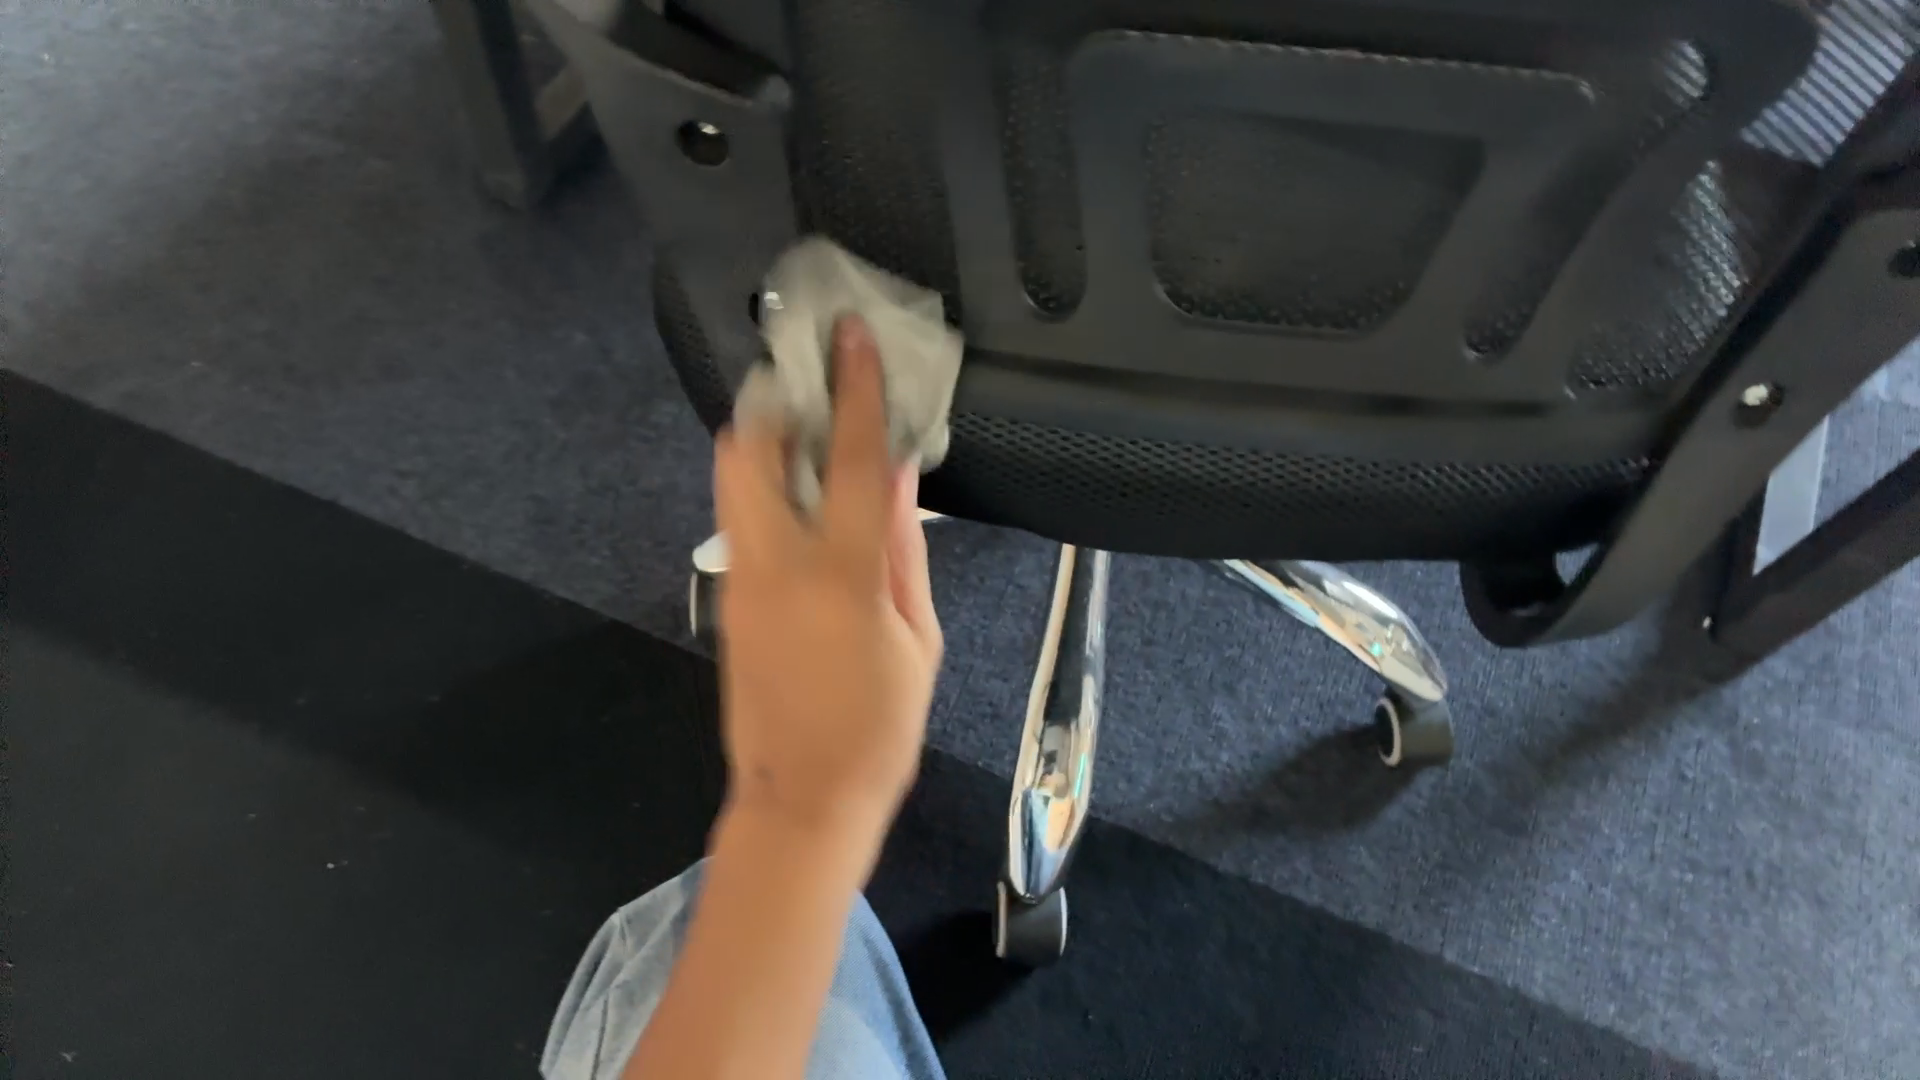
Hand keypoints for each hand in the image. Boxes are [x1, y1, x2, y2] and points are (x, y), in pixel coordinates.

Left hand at [712, 315, 943, 847]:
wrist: (803, 797)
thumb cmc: (881, 726)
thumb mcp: (918, 636)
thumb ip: (902, 547)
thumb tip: (896, 475)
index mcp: (840, 573)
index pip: (846, 457)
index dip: (854, 389)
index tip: (851, 336)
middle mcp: (774, 562)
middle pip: (747, 450)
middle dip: (771, 400)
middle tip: (807, 383)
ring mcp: (739, 581)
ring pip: (729, 480)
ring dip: (759, 440)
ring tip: (801, 432)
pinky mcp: (726, 600)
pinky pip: (737, 520)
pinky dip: (761, 487)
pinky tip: (797, 499)